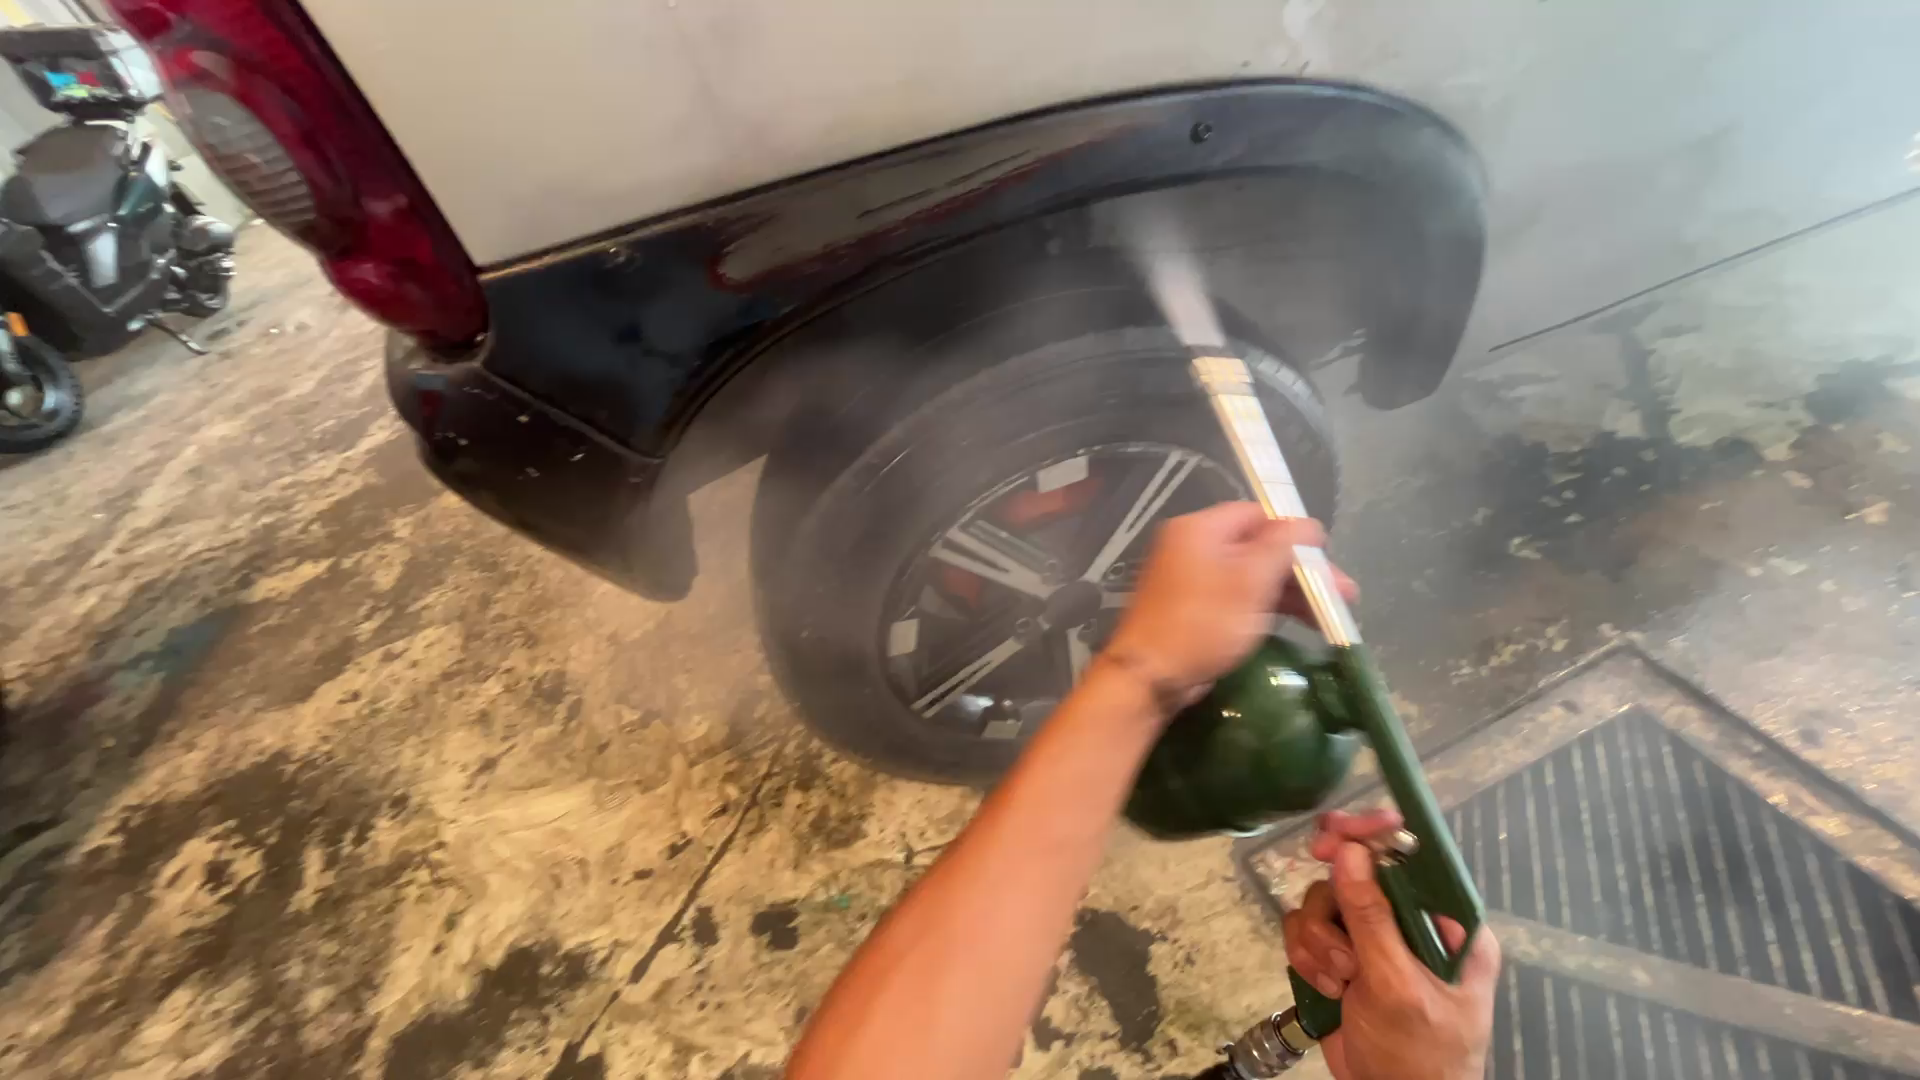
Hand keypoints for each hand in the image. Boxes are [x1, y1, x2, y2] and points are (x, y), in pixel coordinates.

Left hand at [1101, 503, 1354, 704]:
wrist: (1150, 676)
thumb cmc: (1201, 622)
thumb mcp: (1249, 580)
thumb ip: (1282, 546)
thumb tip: (1309, 524)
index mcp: (1199, 528)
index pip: (1258, 515)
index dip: (1295, 534)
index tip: (1326, 559)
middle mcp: (1193, 546)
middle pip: (1259, 546)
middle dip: (1303, 570)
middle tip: (1344, 594)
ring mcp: (1194, 579)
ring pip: (1253, 575)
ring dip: (1293, 592)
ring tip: (1333, 615)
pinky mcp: (1197, 609)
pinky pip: (1241, 598)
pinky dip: (1270, 607)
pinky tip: (1303, 623)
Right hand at [1282, 811, 1501, 1079]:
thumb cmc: (1418, 1054)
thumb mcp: (1396, 985)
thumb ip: (1372, 917)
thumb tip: (1349, 851)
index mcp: (1446, 926)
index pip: (1414, 860)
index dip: (1376, 836)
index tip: (1338, 830)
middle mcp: (1409, 923)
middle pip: (1357, 871)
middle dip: (1334, 888)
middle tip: (1314, 864)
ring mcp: (1370, 939)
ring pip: (1323, 900)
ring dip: (1319, 939)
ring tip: (1337, 980)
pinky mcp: (1338, 954)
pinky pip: (1304, 927)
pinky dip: (1304, 954)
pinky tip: (1322, 986)